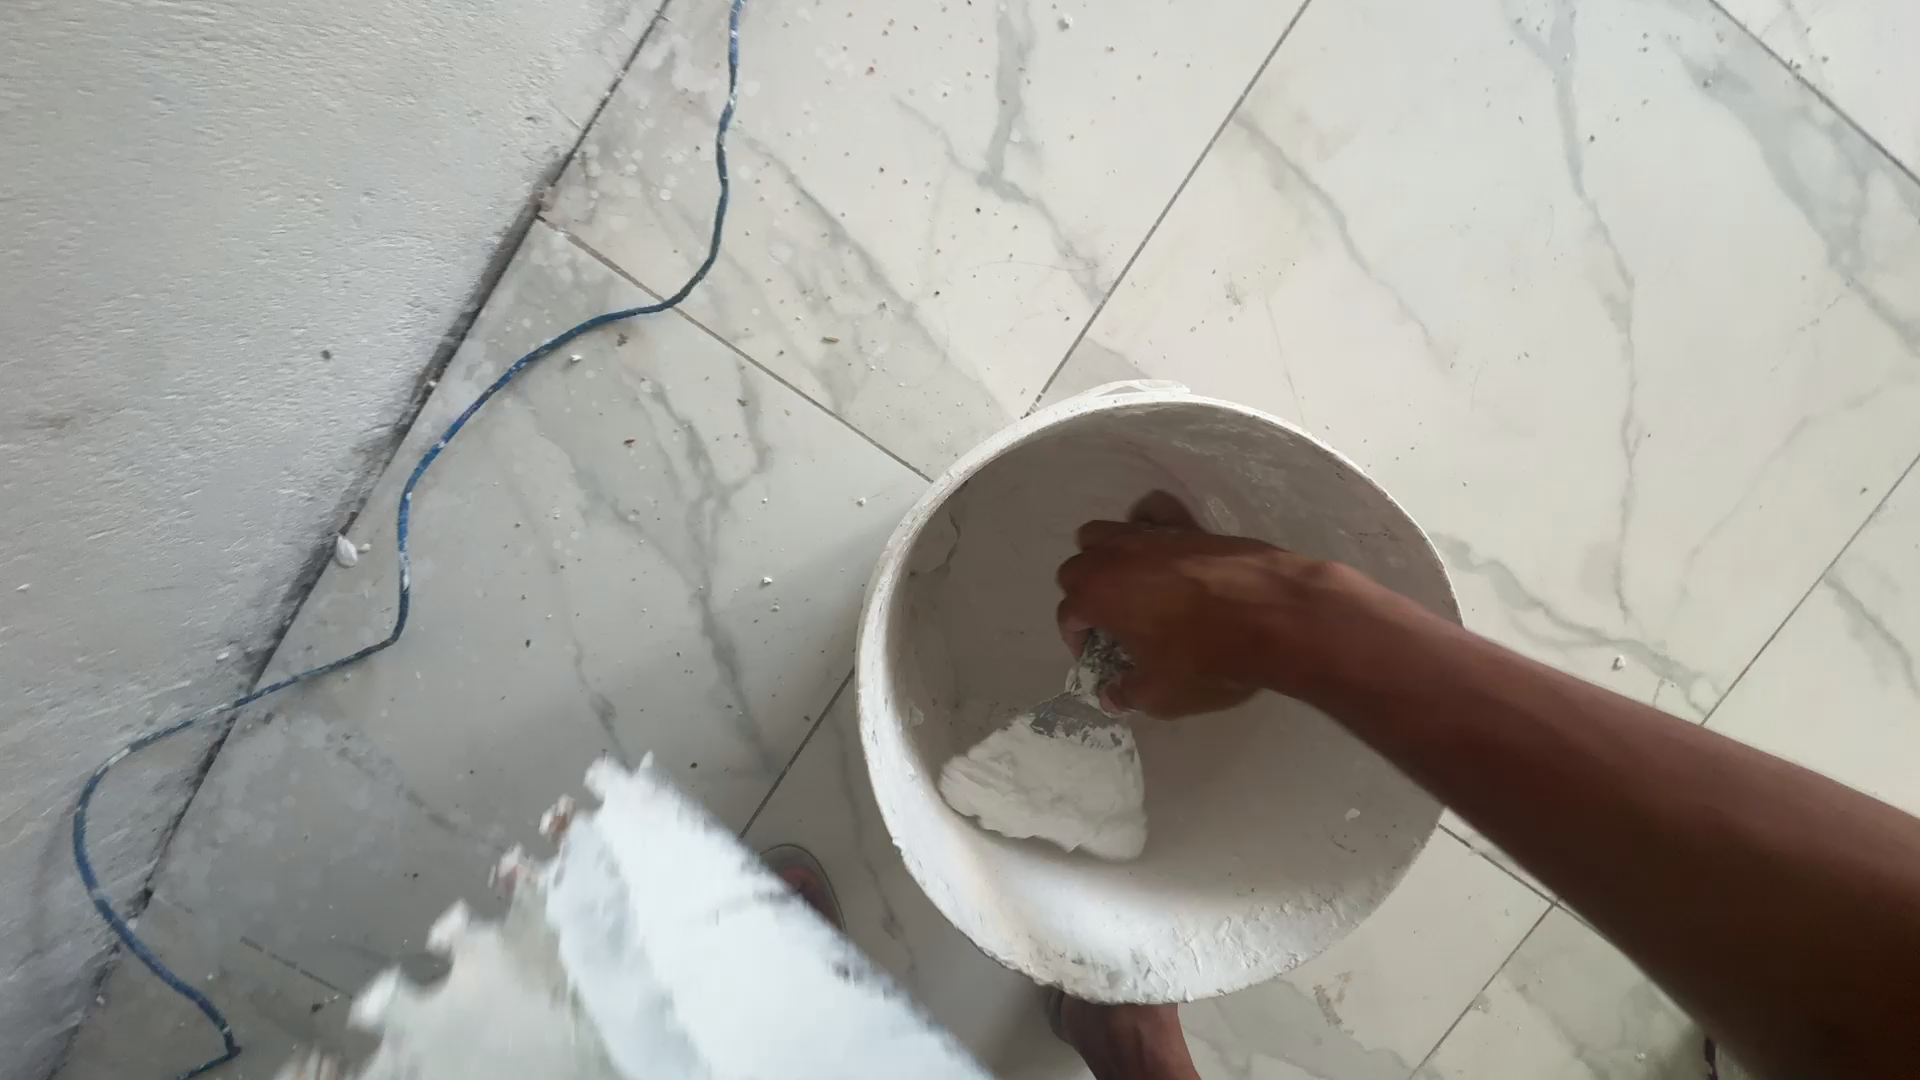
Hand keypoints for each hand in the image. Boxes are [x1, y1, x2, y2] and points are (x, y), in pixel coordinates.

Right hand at [1055, 491, 1359, 716]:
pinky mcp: (1184, 524)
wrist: (1275, 617)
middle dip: (1085, 596)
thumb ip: (1127, 693)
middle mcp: (1111, 557)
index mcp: (1095, 596)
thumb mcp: (1161, 694)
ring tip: (1128, 584)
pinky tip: (1159, 546)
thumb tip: (1111, 695)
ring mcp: (1147, 536)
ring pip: (1102, 534)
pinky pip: (1152, 511)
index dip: (1078, 641)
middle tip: (1112, 623)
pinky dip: (1146, 523)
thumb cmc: (1208, 659)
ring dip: (1104, 557)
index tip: (1100, 659)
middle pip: (1076, 569)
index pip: (1068, 616)